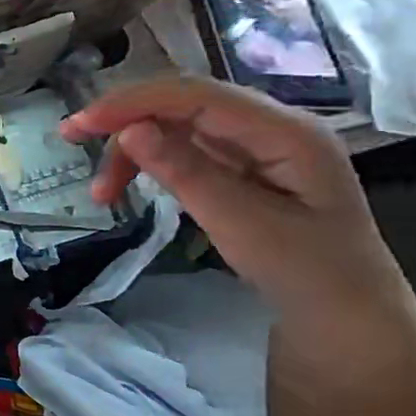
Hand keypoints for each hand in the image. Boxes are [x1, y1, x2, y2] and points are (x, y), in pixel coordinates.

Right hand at [60, 77, 411, 313]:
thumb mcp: (243, 226)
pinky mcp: (239, 165)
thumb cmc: (306, 274)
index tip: (82, 124)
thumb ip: (187, 173)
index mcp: (286, 132)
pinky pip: (183, 148)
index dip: (134, 102)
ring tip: (101, 192)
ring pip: (175, 125)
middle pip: (182, 103)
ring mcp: (255, 145)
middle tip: (71, 138)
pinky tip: (126, 187)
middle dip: (124, 118)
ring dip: (131, 148)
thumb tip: (130, 130)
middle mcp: (270, 126)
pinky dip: (148, 163)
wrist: (345, 319)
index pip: (197, 96)